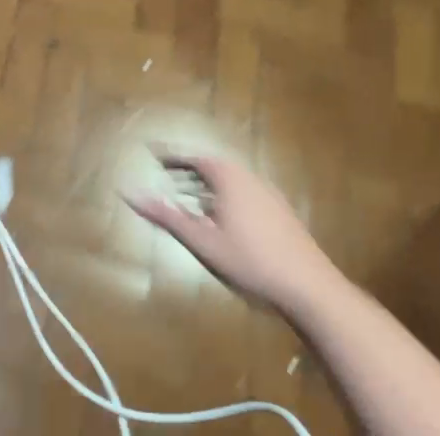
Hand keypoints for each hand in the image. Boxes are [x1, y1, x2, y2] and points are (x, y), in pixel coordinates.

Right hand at [124, 149, 345, 314]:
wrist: (311, 288)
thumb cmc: (250, 260)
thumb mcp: (201, 240)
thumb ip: (166, 215)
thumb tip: (128, 193)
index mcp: (228, 178)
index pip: (192, 157)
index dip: (169, 155)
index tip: (150, 152)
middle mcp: (249, 178)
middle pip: (212, 165)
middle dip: (188, 169)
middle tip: (166, 173)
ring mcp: (269, 194)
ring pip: (230, 179)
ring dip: (207, 183)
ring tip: (188, 196)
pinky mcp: (281, 212)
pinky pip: (245, 192)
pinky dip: (225, 194)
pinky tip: (221, 217)